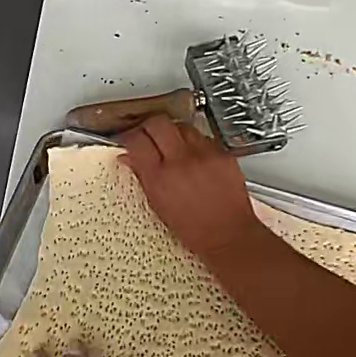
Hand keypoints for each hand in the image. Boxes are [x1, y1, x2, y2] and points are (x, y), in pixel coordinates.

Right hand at [117, 114, 264, 258]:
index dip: (128, 136)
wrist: (227, 233)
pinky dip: (193, 142)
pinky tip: (191, 155)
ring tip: (169, 144)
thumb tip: (129, 159)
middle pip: (158, 123)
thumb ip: (141, 176)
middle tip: (145, 134)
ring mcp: (204, 155)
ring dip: (171, 132)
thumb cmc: (193, 226)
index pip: (137, 141)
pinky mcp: (223, 154)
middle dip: (148, 126)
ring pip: (182, 126)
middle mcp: (181, 161)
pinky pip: (203, 137)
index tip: (128, 139)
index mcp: (159, 177)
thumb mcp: (156, 203)